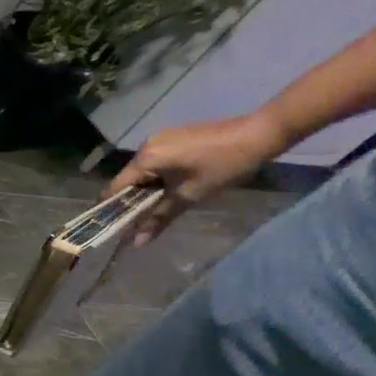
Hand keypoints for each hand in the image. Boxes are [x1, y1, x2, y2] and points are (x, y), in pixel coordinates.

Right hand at [109, 110, 289, 245]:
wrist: (264, 131)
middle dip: (131, 201)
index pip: (114, 189)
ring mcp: (161, 139)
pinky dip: (157, 177)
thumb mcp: (190, 195)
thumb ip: (159, 218)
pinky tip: (172, 185)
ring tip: (160, 203)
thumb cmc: (225, 164)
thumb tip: (135, 244)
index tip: (115, 227)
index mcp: (145, 159)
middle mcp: (146, 146)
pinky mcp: (174, 137)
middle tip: (141, 219)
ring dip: (146, 189)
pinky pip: (155, 162)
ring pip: (142, 172)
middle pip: (127, 180)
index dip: (111, 210)